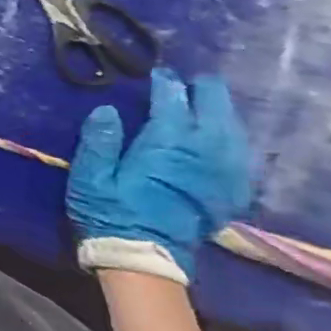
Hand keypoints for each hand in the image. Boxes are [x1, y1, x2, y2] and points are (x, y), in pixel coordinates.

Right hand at [67, 69, 253, 283]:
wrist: (144, 256)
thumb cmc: (110, 211)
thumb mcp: (90, 176)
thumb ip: (99, 141)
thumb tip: (108, 110)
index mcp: (167, 145)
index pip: (173, 103)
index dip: (167, 84)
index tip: (159, 73)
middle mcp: (204, 153)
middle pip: (214, 111)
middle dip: (205, 92)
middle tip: (193, 80)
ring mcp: (224, 173)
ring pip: (233, 131)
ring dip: (222, 113)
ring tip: (210, 101)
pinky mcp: (232, 190)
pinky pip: (241, 155)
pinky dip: (234, 138)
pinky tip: (226, 136)